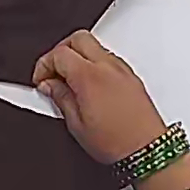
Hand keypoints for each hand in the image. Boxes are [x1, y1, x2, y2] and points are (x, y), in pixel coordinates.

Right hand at [31, 30, 168, 163]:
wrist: (148, 150)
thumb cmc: (117, 142)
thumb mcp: (76, 124)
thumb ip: (60, 98)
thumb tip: (49, 86)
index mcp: (89, 76)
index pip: (59, 53)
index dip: (44, 65)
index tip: (41, 81)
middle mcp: (107, 67)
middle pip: (77, 39)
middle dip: (60, 52)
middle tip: (53, 73)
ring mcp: (122, 69)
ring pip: (94, 45)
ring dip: (78, 57)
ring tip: (70, 82)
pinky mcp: (132, 76)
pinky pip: (108, 58)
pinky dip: (94, 64)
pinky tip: (88, 86)